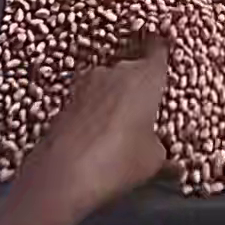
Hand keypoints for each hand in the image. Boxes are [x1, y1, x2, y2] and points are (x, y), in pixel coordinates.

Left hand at [2, 35, 169, 224]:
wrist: (61, 174)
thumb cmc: (118, 160)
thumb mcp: (153, 159)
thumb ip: (159, 144)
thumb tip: (158, 149)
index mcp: (147, 76)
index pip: (158, 50)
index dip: (161, 52)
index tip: (163, 55)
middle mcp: (118, 70)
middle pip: (133, 69)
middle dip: (138, 87)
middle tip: (144, 114)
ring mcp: (88, 82)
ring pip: (109, 84)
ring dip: (113, 99)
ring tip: (117, 131)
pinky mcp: (65, 99)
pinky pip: (89, 101)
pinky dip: (93, 114)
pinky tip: (94, 140)